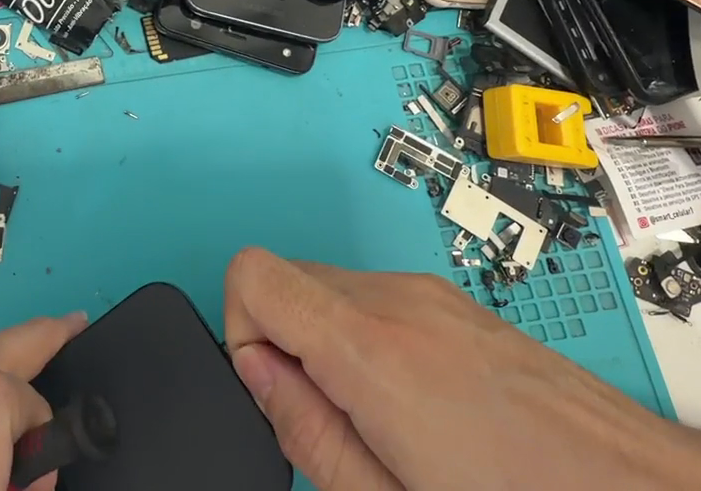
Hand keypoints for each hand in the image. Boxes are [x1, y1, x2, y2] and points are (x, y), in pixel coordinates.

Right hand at [223, 248, 700, 490]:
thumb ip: (304, 427)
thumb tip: (254, 367)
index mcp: (371, 347)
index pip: (252, 273)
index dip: (244, 333)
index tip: (279, 392)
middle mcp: (398, 298)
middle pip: (286, 278)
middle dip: (284, 343)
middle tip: (337, 424)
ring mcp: (432, 294)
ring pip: (328, 288)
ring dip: (325, 343)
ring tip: (384, 424)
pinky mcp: (456, 303)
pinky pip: (373, 299)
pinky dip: (365, 338)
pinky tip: (416, 406)